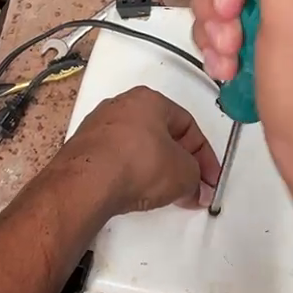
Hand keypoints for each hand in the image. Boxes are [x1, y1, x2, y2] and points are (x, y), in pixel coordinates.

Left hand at [55, 87, 222, 215]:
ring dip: (154, 168)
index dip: (204, 156)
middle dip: (179, 162)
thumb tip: (195, 188)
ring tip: (163, 193)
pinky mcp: (84, 148)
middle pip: (162, 134)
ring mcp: (99, 126)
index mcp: (149, 99)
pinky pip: (116, 159)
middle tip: (189, 186)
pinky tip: (135, 192)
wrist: (86, 183)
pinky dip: (130, 174)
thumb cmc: (133, 163)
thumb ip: (197, 179)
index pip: (188, 125)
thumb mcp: (183, 173)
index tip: (208, 178)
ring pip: (138, 147)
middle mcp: (122, 105)